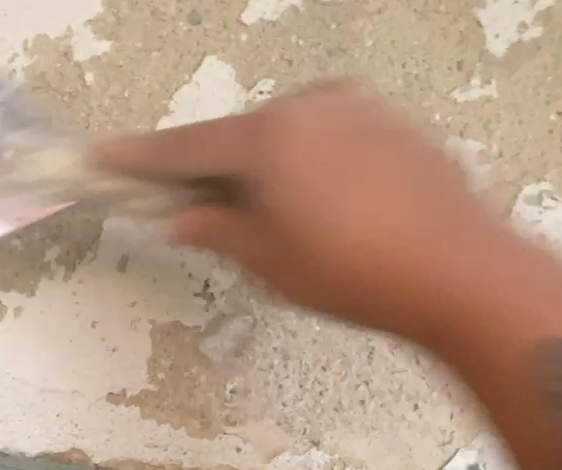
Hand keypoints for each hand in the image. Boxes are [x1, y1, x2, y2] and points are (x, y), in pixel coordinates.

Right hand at [94, 79, 526, 347]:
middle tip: (179, 208)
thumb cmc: (353, 273)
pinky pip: (318, 137)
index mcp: (271, 137)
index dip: (137, 159)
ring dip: (252, 171)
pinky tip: (305, 207)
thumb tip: (182, 217)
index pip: (185, 148)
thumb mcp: (266, 260)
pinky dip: (294, 165)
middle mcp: (312, 104)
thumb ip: (215, 229)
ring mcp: (357, 107)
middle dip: (203, 171)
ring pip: (278, 137)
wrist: (462, 271)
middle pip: (233, 138)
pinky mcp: (389, 122)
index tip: (99, 157)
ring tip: (255, 221)